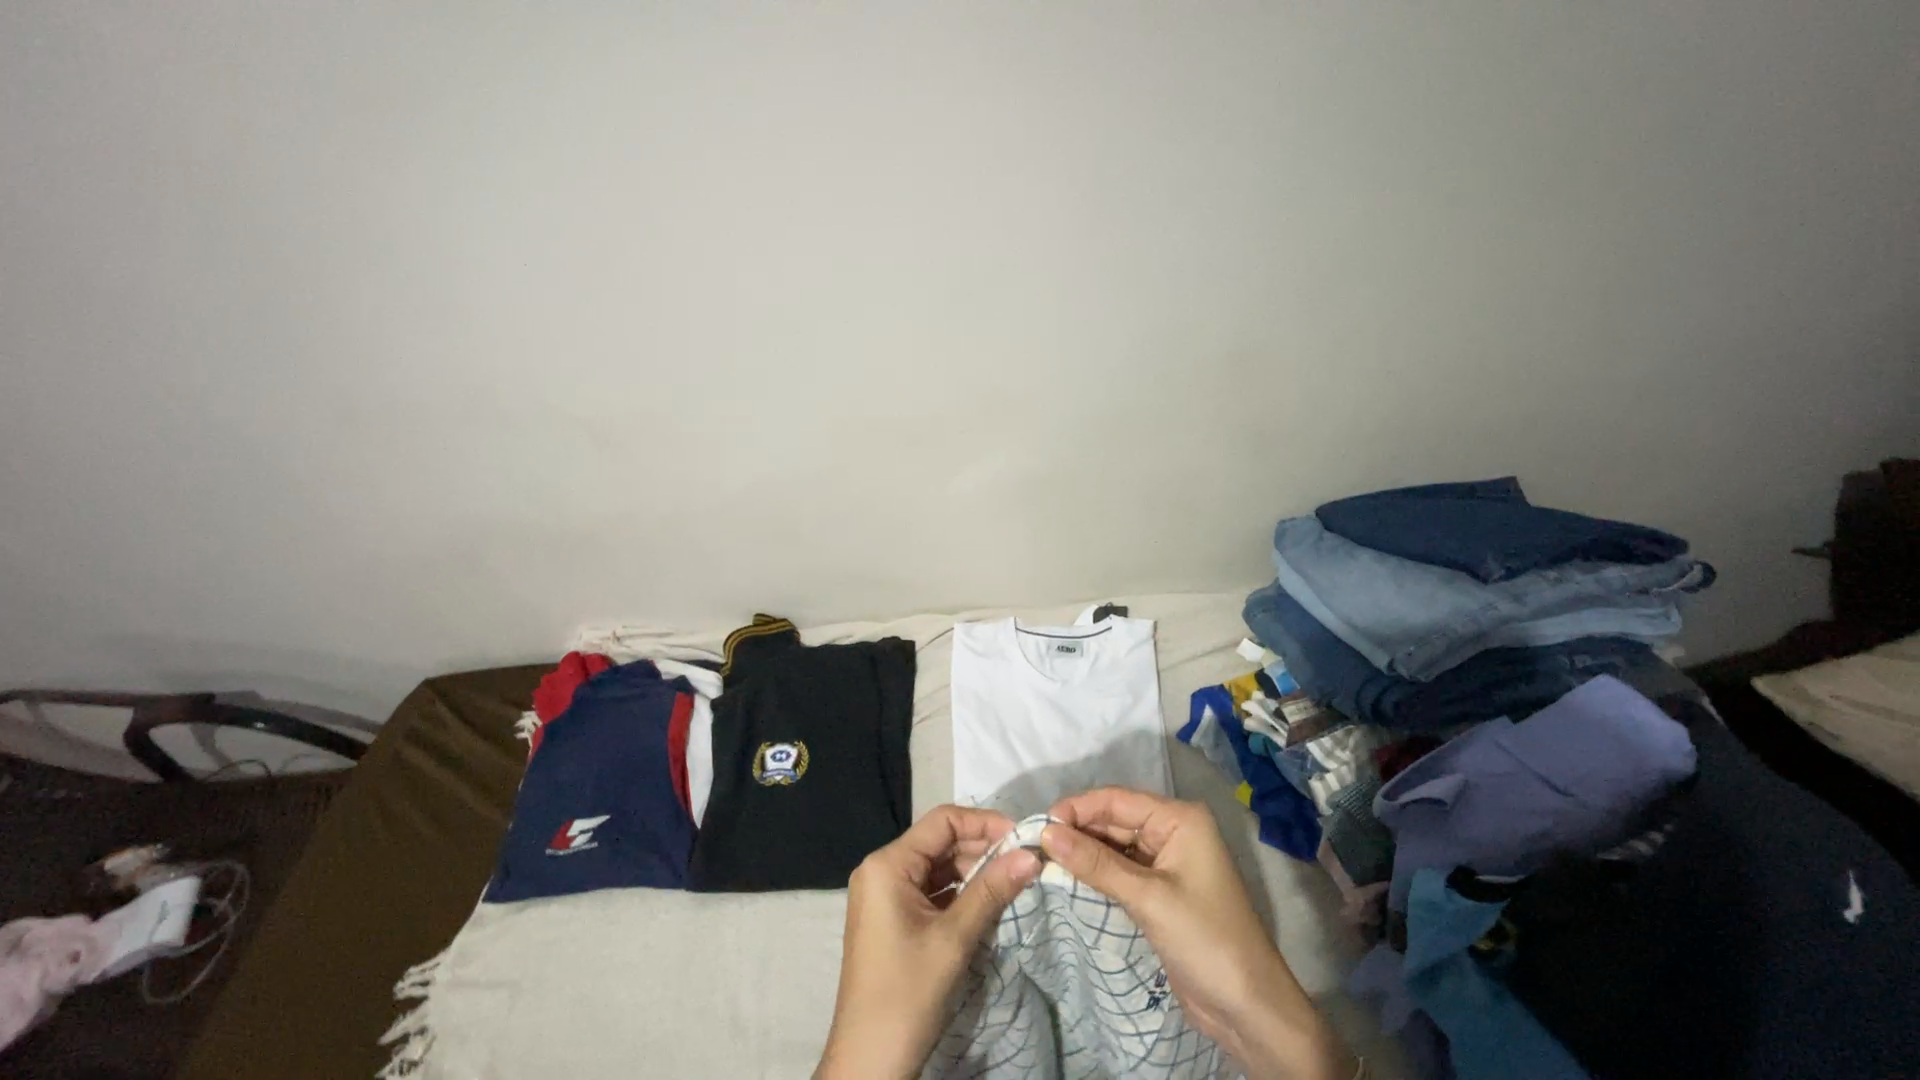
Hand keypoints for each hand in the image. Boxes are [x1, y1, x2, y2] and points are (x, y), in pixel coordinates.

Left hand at [815, 805, 1042, 1079]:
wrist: (870, 1059)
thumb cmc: (908, 992)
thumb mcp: (955, 938)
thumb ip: (992, 891)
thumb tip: (1031, 855)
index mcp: (887, 865)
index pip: (942, 821)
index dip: (984, 823)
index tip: (1023, 839)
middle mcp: (881, 870)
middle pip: (940, 842)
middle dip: (983, 849)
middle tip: (1025, 863)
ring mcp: (884, 895)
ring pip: (938, 867)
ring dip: (974, 872)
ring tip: (1014, 883)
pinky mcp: (892, 919)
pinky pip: (931, 891)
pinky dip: (959, 893)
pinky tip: (989, 903)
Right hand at [1043, 788, 1355, 1079]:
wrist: (1247, 1006)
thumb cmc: (1205, 939)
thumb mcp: (1147, 897)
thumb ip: (1096, 863)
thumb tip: (1045, 833)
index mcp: (1180, 819)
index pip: (1117, 800)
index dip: (1076, 808)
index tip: (1036, 824)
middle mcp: (1173, 831)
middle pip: (1114, 819)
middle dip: (1075, 829)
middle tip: (1031, 844)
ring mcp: (1167, 861)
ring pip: (1114, 844)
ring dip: (1082, 851)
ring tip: (1040, 858)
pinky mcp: (1159, 890)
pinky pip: (1119, 868)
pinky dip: (1095, 871)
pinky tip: (1067, 875)